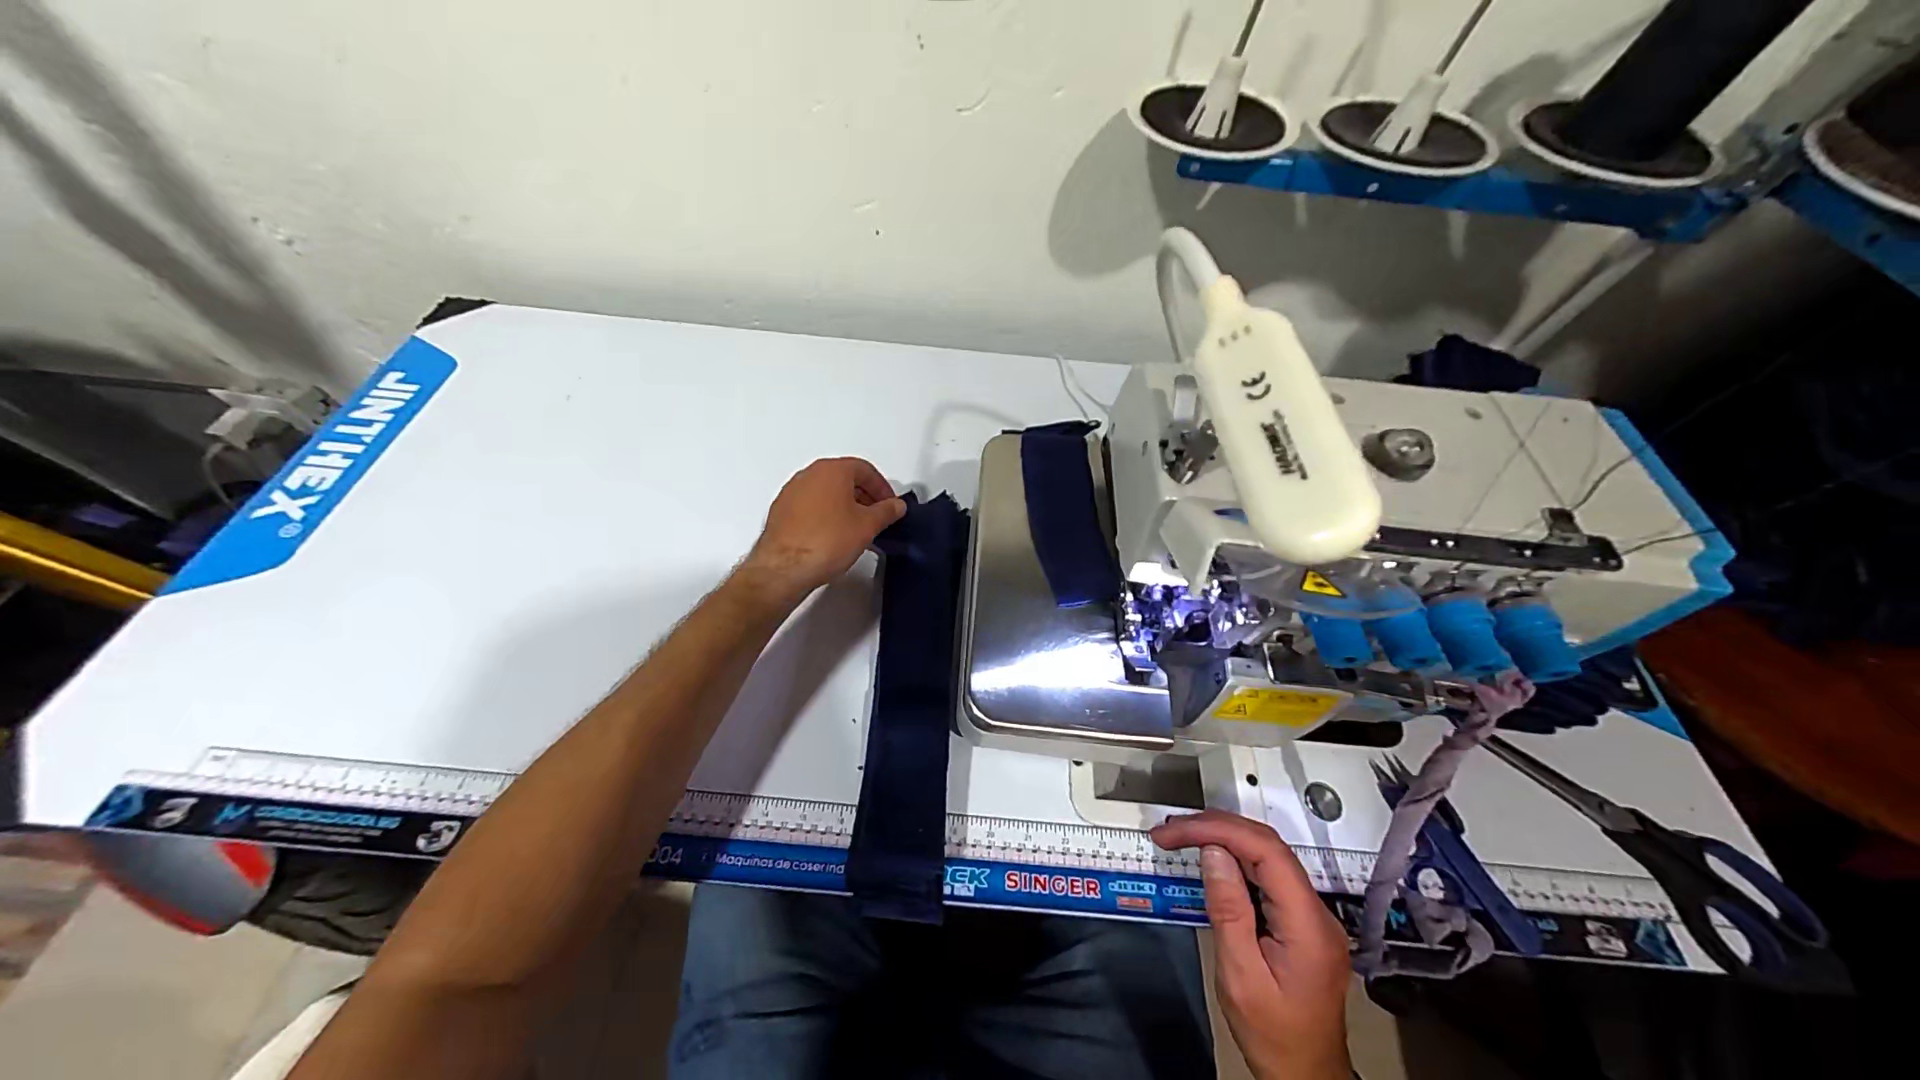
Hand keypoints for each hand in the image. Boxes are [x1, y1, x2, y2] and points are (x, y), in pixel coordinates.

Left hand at [740, 457, 905, 601]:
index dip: (882, 487)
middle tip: (876, 514)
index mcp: (832, 470)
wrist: (786, 567)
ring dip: (843, 506)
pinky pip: (810, 507)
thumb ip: (886, 512)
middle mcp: (809, 476)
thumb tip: (894, 507)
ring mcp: (792, 493)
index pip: (865, 469)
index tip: (889, 502)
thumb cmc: (821, 542)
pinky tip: (833, 537)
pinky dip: (824, 516)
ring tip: (856, 529)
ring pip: (825, 492)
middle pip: (843, 478)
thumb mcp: (868, 526)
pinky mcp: (781, 512)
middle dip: (863, 495)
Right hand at [1152, 811, 1351, 1079]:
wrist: (1306, 1076)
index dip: (1218, 829)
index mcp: (1307, 924)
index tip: (1177, 831)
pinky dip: (1233, 859)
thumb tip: (1213, 853)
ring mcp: (1311, 914)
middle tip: (1171, 830)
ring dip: (1223, 838)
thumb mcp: (1240, 975)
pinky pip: (1266, 874)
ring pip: (1267, 855)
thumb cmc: (1273, 1035)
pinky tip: (1209, 860)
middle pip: (1268, 845)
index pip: (1266, 851)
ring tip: (1181, 838)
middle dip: (1216, 827)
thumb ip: (1228, 910)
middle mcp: (1316, 911)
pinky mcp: (1300, 920)